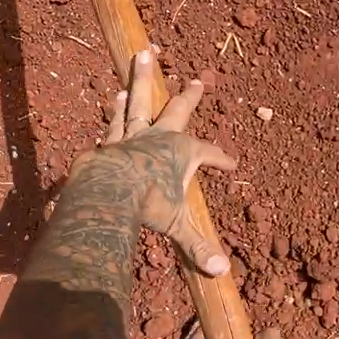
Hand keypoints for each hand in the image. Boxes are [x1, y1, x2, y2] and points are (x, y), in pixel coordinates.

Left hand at [74, 49, 234, 276]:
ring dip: (140, 86)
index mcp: (182, 153)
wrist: (107, 193)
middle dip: (188, 96)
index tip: (232, 163)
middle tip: (195, 79)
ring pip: (138, 106)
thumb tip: (221, 272)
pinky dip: (113, 114)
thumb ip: (199, 246)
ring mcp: (130, 137)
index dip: (222, 158)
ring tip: (140, 66)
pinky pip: (112, 125)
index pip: (209, 153)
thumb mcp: (178, 225)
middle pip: (176, 110)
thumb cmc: (148, 205)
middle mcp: (158, 137)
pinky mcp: (106, 145)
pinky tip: (111, 102)